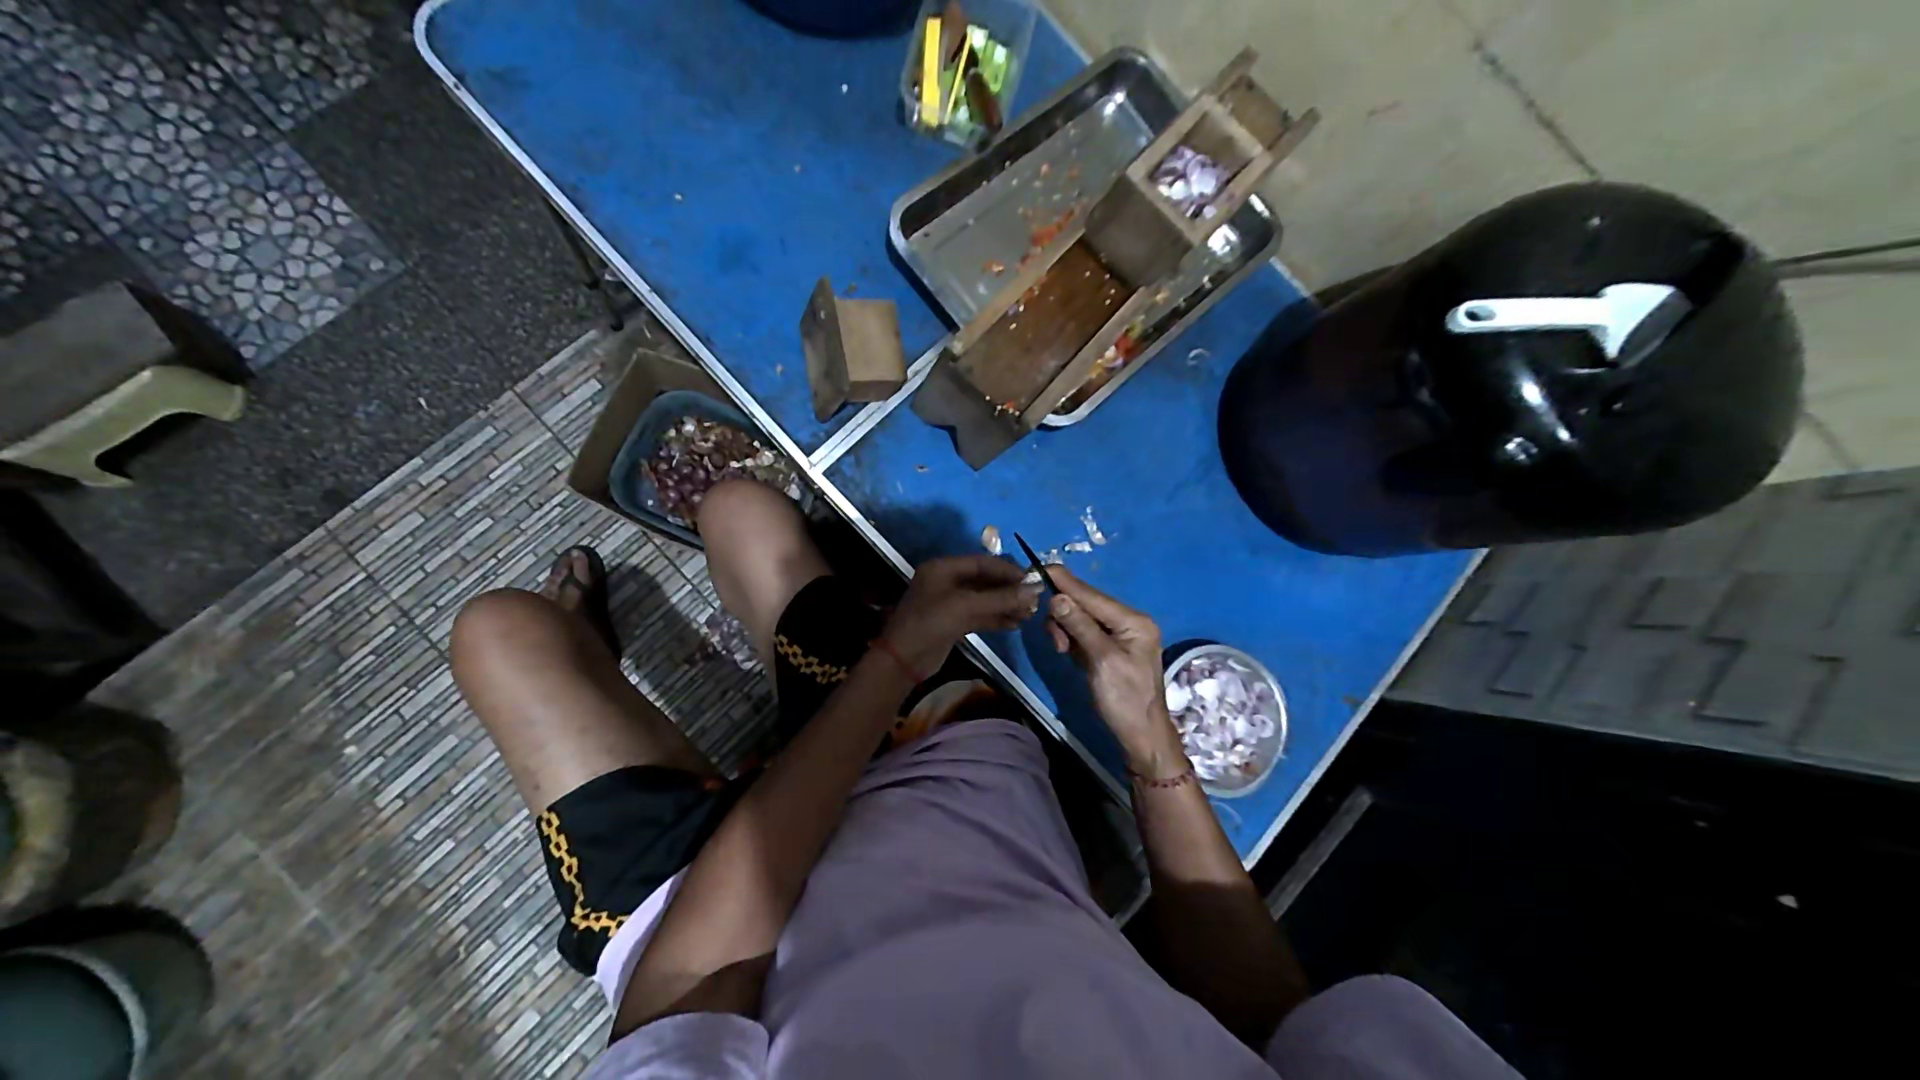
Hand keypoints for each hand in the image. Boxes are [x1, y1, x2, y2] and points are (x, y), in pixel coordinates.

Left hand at [881, 555, 1039, 677]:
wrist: (903, 660)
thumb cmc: (931, 623)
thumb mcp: (966, 606)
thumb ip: (1001, 598)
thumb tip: (1035, 589)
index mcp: (944, 568)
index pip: (983, 562)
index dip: (1008, 570)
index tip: (1032, 580)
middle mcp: (947, 581)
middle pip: (985, 580)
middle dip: (1009, 589)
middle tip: (1034, 599)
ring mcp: (950, 602)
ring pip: (984, 599)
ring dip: (1006, 605)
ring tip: (1030, 614)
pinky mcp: (953, 622)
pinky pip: (980, 615)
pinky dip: (997, 618)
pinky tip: (1016, 624)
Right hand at [1044, 567, 1184, 775]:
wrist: (1141, 736)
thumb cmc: (1126, 699)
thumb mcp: (1102, 660)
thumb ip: (1080, 626)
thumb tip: (1057, 597)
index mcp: (1132, 620)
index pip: (1091, 594)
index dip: (1064, 582)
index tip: (1037, 569)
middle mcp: (1127, 621)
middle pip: (1084, 603)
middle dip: (1063, 614)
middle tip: (1056, 641)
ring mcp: (1117, 635)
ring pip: (1079, 618)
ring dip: (1065, 629)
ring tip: (1062, 651)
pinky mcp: (1107, 649)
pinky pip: (1082, 632)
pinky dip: (1070, 639)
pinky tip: (1068, 652)